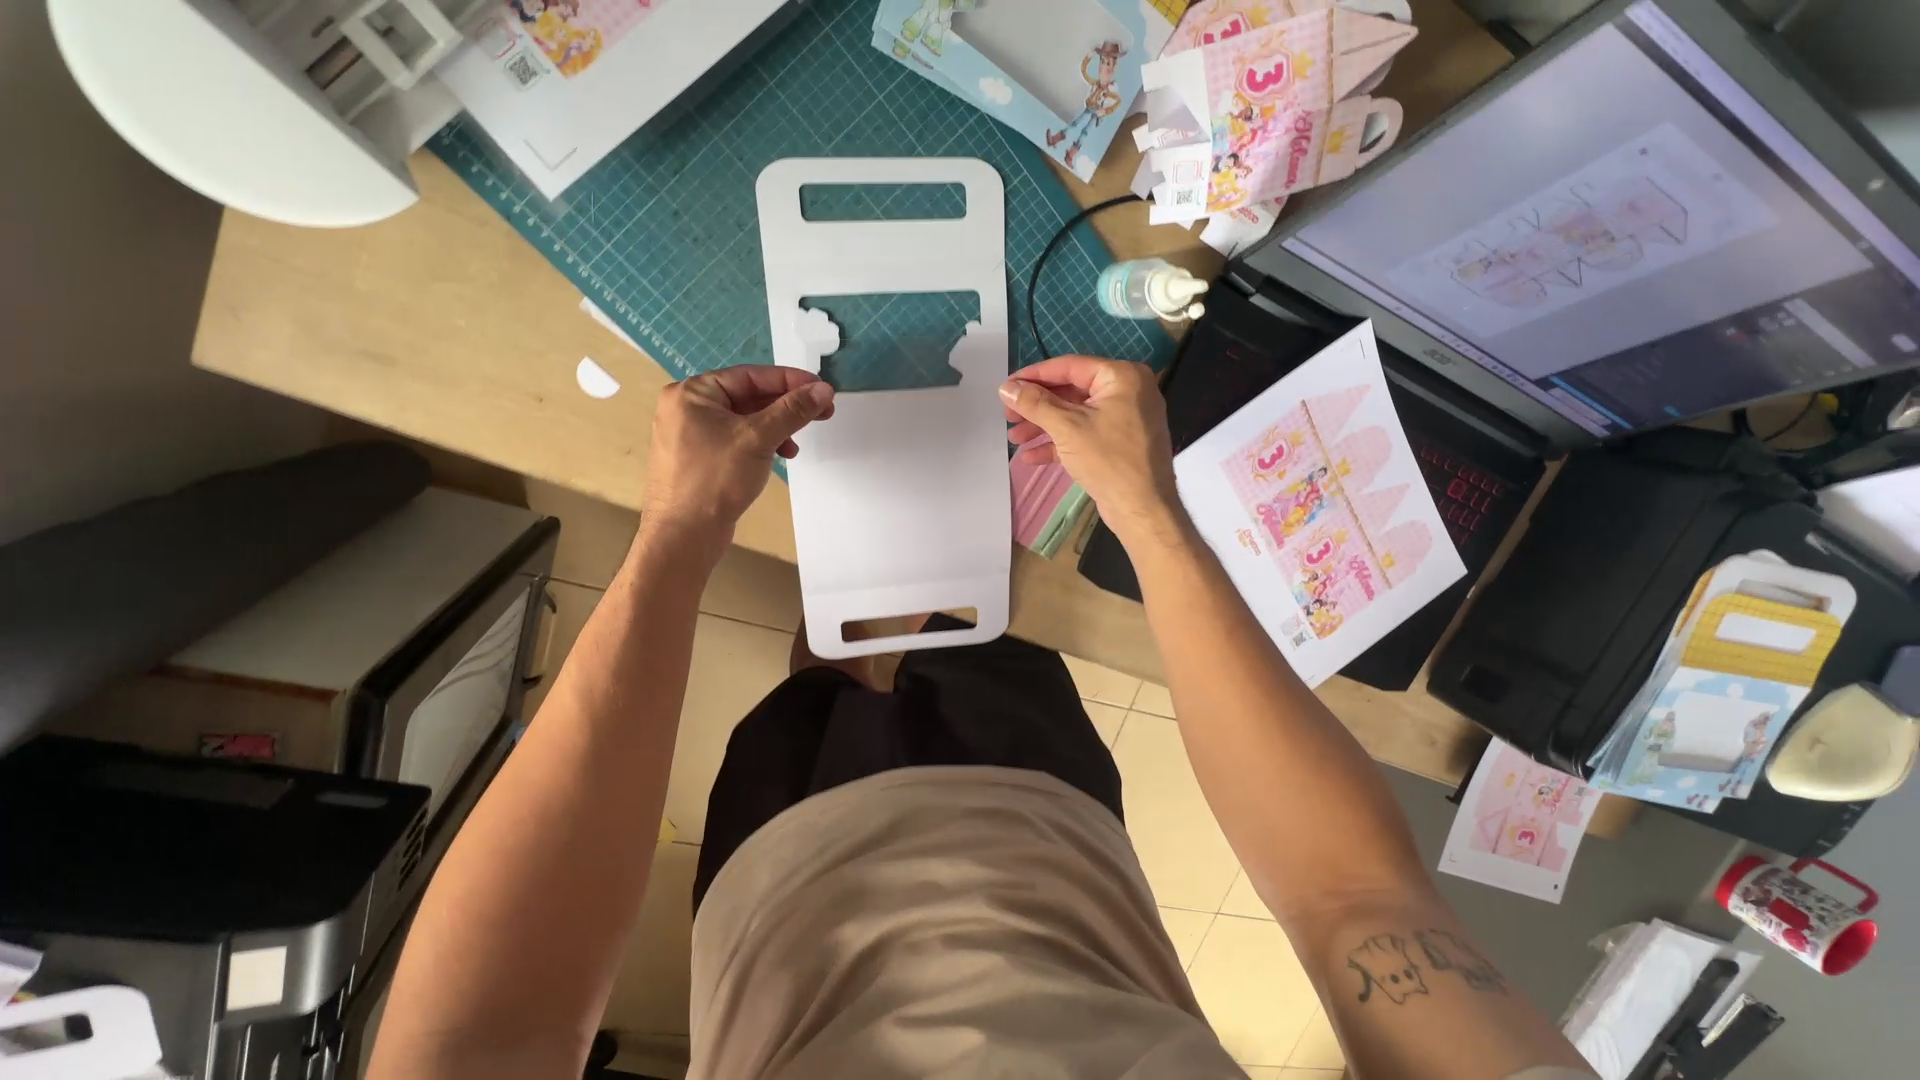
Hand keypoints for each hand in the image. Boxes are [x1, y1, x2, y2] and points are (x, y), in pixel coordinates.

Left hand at [642, 365, 834, 540]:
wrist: (684, 536)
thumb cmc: (715, 480)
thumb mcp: (758, 438)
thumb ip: (792, 411)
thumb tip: (823, 389)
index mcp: (692, 393)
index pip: (749, 376)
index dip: (789, 380)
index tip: (821, 388)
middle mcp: (687, 408)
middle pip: (747, 396)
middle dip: (785, 406)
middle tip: (821, 413)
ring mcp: (691, 435)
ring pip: (744, 420)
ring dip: (776, 427)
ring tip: (797, 443)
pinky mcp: (700, 459)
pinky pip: (736, 440)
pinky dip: (761, 444)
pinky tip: (779, 456)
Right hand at [1000, 356, 1189, 548]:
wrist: (1143, 509)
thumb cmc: (1108, 460)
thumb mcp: (1067, 427)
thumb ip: (1034, 404)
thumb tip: (1006, 387)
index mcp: (1122, 377)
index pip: (1069, 367)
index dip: (1034, 376)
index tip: (1007, 386)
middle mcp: (1127, 392)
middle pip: (1071, 391)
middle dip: (1037, 406)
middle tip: (1008, 415)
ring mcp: (1125, 419)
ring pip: (1076, 415)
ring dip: (1044, 426)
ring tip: (1015, 438)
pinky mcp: (1120, 443)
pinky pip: (1085, 434)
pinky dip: (1060, 443)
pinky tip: (1031, 456)